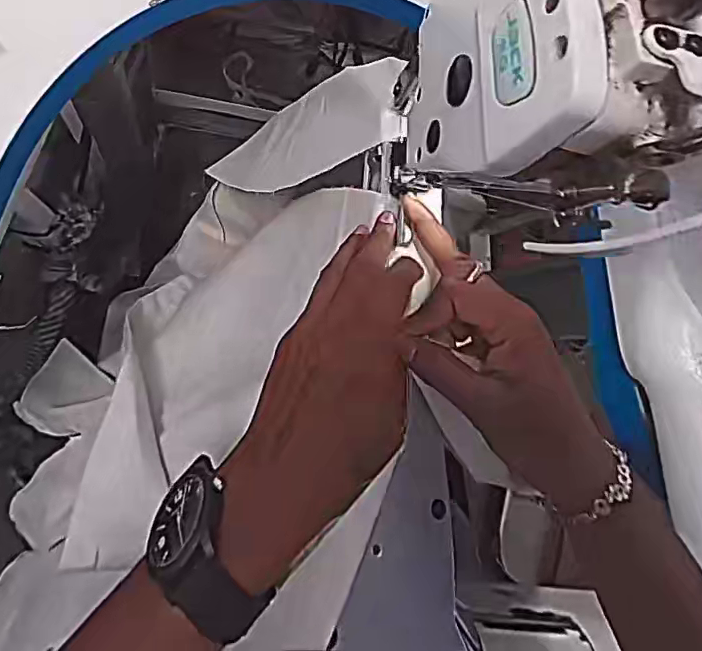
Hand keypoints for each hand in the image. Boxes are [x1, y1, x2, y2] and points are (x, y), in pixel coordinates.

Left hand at [216, 213, 421, 593]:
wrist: (283, 475)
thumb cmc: (337, 457)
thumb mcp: (394, 412)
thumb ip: (399, 366)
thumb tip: (402, 346)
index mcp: (375, 341)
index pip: (398, 287)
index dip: (411, 272)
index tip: (417, 268)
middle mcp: (341, 327)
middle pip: (364, 269)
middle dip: (379, 243)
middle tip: (388, 225)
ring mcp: (314, 330)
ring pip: (336, 276)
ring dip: (352, 251)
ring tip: (363, 235)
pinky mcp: (295, 341)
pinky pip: (317, 294)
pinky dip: (331, 275)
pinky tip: (337, 272)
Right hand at [402, 199, 617, 513]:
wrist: (571, 462)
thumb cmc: (542, 436)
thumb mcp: (480, 403)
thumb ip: (438, 368)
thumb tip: (404, 344)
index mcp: (511, 321)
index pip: (457, 290)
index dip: (424, 310)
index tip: (403, 334)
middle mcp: (511, 315)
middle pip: (463, 273)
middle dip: (433, 246)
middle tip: (410, 214)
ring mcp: (508, 327)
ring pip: (463, 294)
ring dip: (434, 296)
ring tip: (407, 294)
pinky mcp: (503, 342)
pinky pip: (467, 319)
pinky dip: (444, 322)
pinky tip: (428, 337)